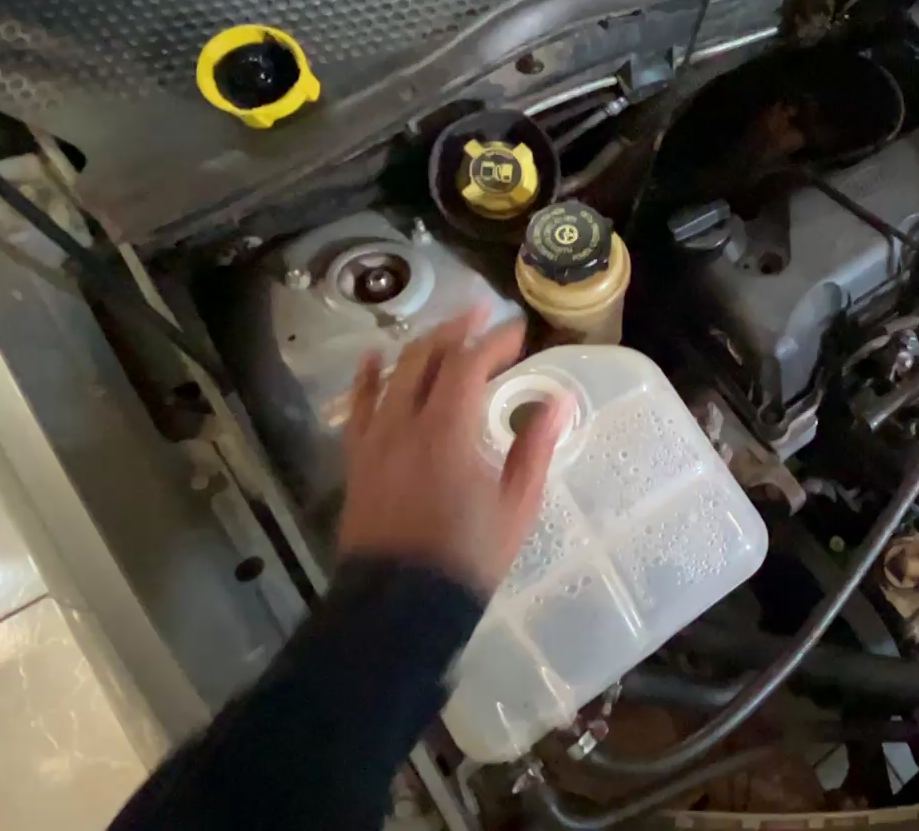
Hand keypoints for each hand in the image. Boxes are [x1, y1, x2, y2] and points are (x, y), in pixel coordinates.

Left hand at [337, 306, 571, 596]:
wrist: (401, 604)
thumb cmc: (469, 554)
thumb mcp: (517, 503)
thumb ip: (535, 446)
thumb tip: (560, 400)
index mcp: (449, 431)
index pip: (470, 365)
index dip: (496, 341)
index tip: (518, 330)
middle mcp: (406, 423)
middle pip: (426, 358)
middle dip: (455, 330)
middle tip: (480, 314)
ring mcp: (375, 440)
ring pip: (392, 374)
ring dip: (419, 346)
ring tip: (442, 331)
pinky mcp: (358, 459)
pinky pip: (359, 406)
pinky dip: (368, 378)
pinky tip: (374, 360)